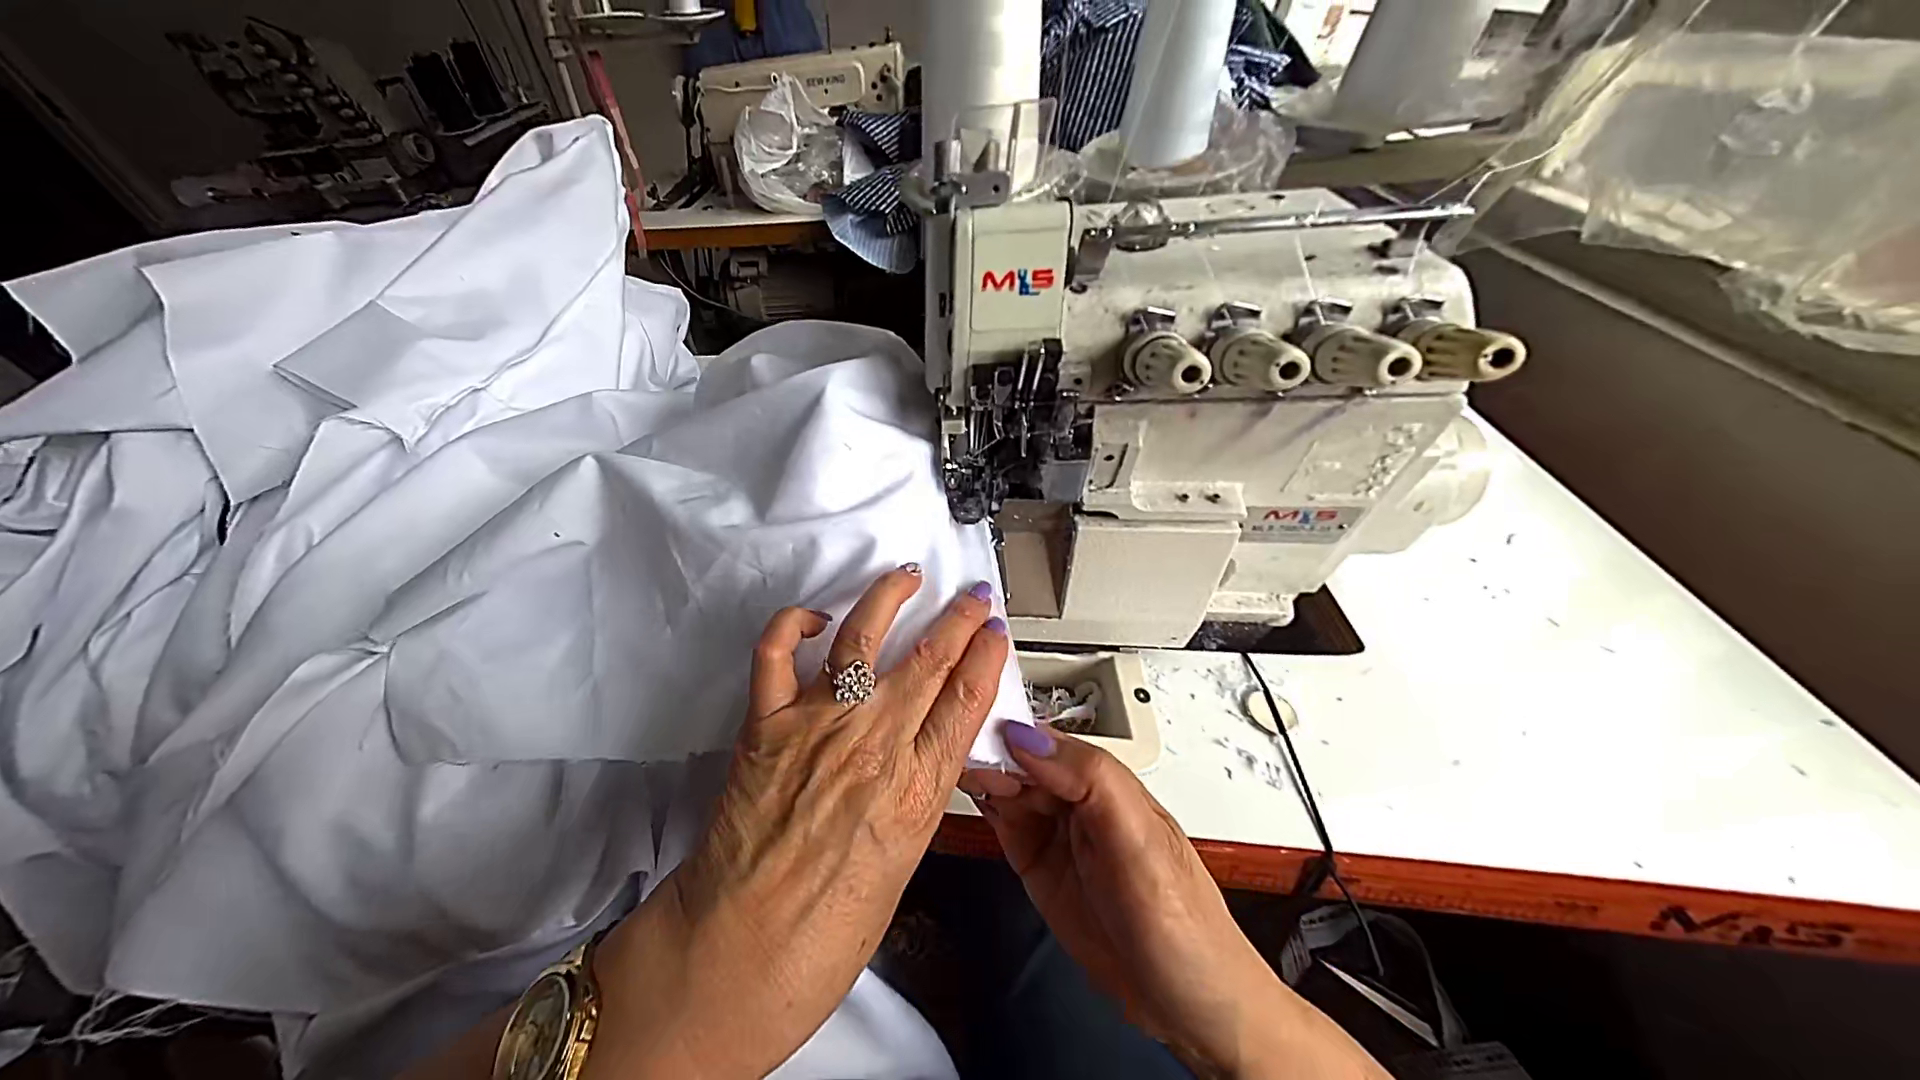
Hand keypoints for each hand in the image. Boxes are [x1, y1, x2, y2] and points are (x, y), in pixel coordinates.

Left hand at [584, 566, 1008, 1078]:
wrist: (740, 951)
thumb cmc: (821, 931)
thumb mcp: (904, 859)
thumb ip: (919, 791)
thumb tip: (929, 746)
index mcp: (915, 790)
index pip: (966, 700)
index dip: (987, 657)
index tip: (995, 634)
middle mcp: (871, 747)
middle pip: (929, 660)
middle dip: (959, 618)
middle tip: (972, 597)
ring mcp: (816, 728)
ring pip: (862, 638)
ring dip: (889, 600)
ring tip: (906, 578)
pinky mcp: (765, 725)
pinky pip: (777, 653)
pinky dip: (794, 624)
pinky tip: (815, 617)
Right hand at [964, 729, 1387, 1079]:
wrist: (1189, 1006)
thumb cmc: (1185, 927)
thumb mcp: (1141, 844)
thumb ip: (1091, 781)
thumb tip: (1032, 738)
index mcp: (1107, 783)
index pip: (1048, 739)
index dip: (1010, 728)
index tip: (974, 723)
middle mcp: (1080, 801)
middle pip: (1022, 758)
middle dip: (989, 749)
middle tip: (954, 749)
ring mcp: (1057, 833)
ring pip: (1008, 785)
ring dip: (981, 772)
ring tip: (950, 765)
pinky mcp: (1039, 864)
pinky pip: (1003, 823)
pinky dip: (982, 805)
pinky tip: (967, 794)